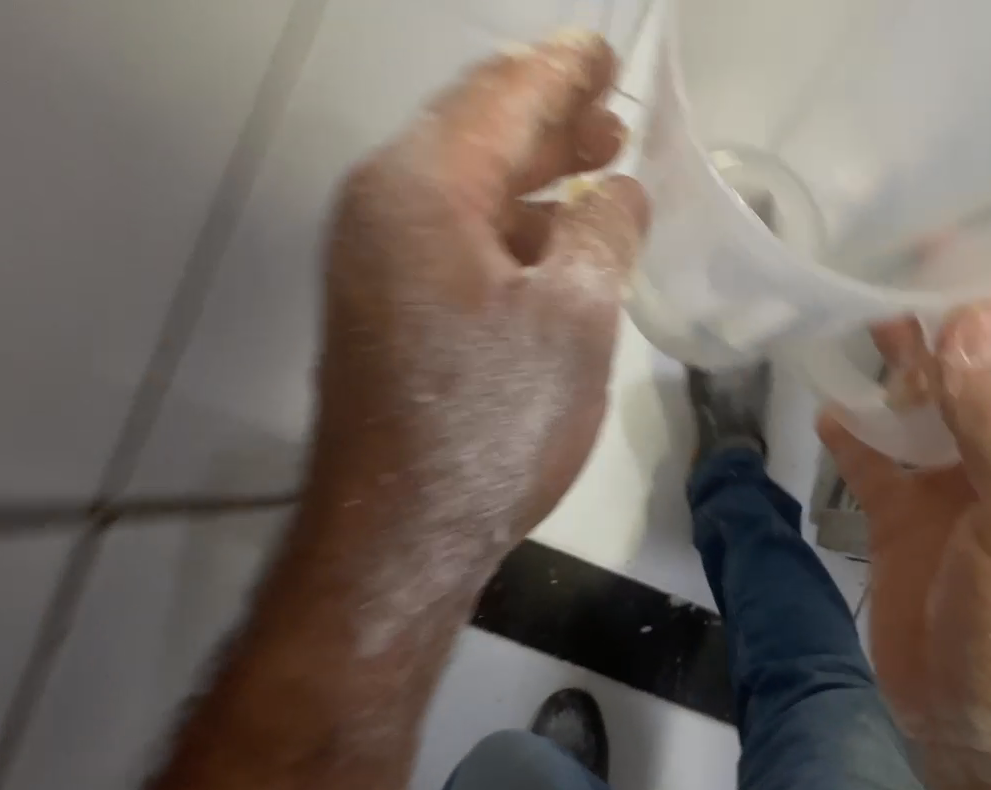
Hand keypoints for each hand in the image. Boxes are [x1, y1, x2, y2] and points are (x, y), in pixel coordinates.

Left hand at [306, 32, 648, 567]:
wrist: (403, 531)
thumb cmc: (493, 424)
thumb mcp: (574, 319)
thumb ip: (602, 234)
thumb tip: (615, 192)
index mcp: (424, 188)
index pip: (503, 96)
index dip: (565, 71)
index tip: (608, 56)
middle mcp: (384, 211)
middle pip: (475, 137)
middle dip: (549, 123)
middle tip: (610, 119)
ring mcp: (375, 267)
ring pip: (464, 196)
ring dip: (530, 181)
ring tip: (592, 176)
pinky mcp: (383, 318)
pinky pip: (451, 246)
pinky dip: (505, 235)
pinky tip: (548, 252)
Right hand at [818, 302, 990, 752]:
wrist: (983, 729)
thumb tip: (972, 315)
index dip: (974, 304)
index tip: (910, 257)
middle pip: (966, 369)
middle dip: (921, 327)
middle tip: (857, 279)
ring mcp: (957, 489)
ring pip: (919, 410)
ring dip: (885, 371)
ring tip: (835, 324)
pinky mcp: (908, 523)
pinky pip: (878, 462)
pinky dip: (853, 433)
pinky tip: (824, 406)